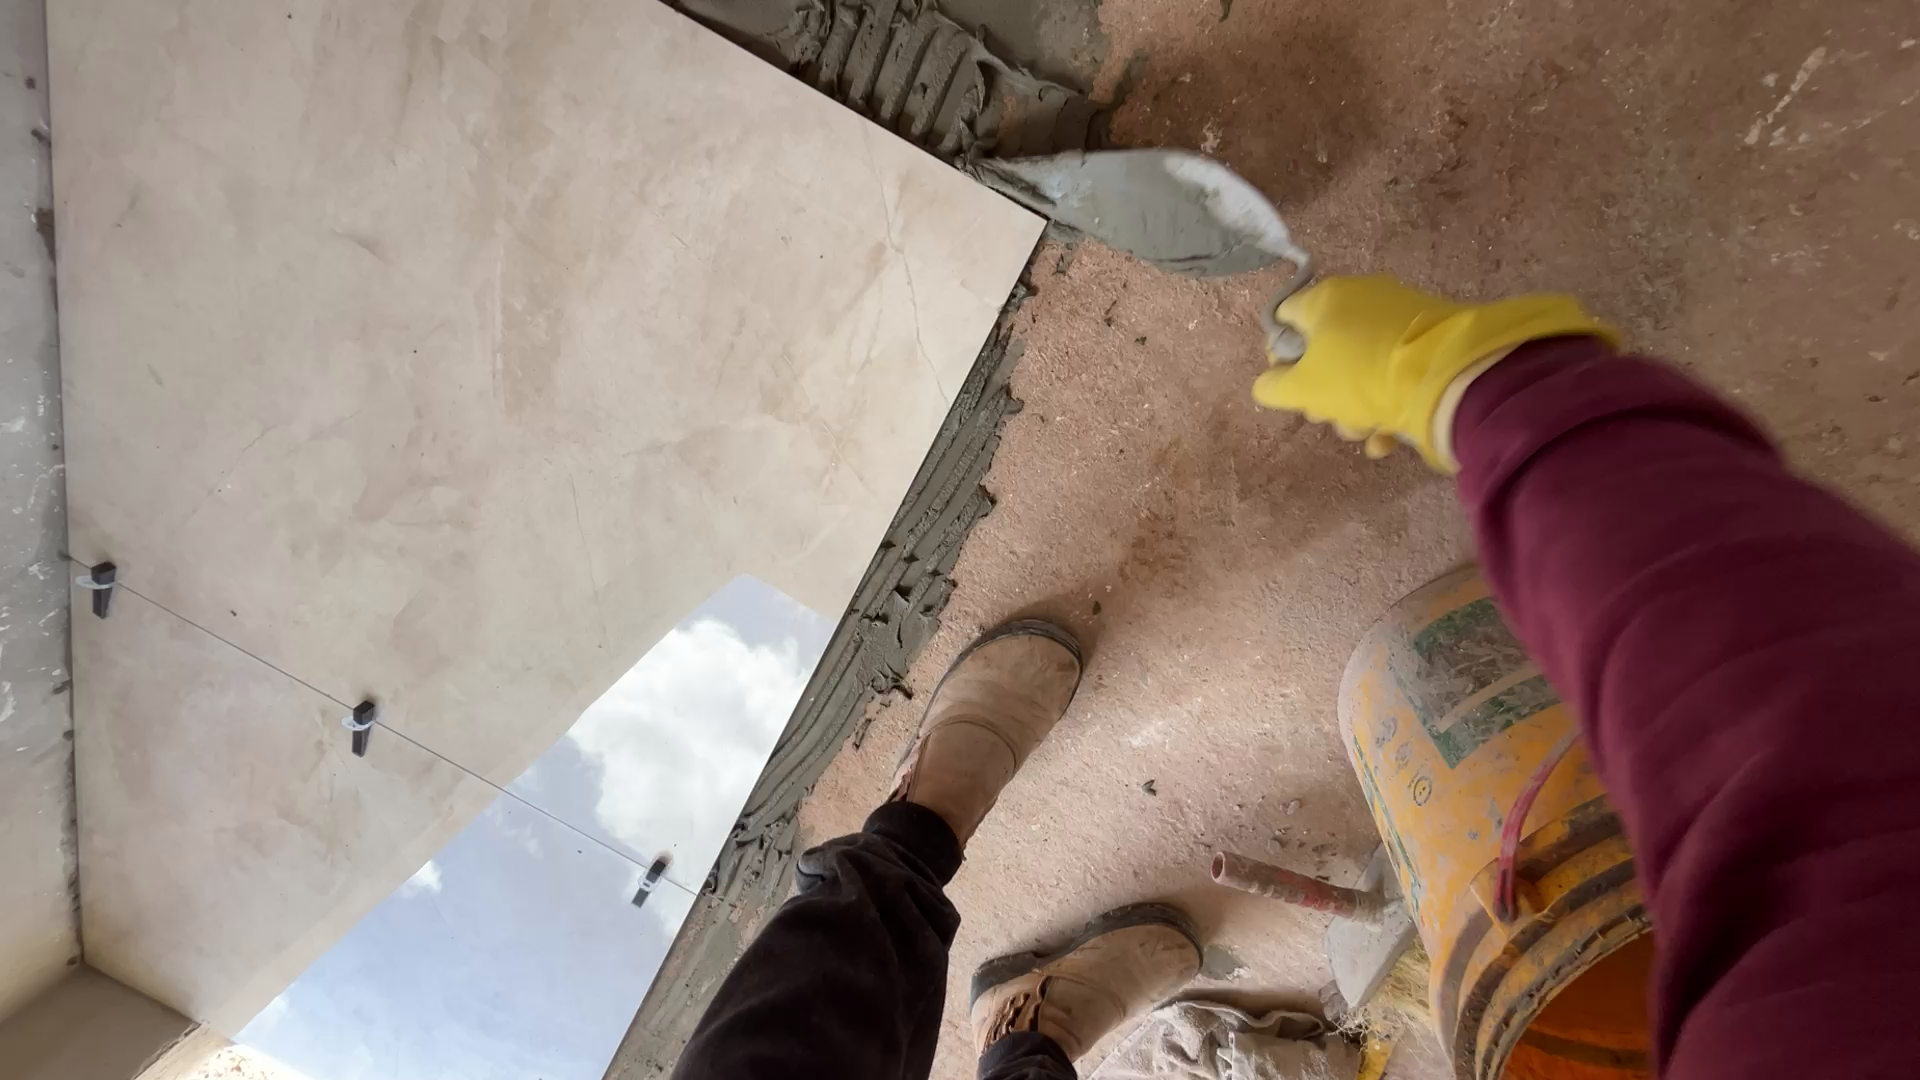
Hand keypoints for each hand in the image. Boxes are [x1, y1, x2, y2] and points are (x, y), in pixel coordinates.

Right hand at [1251, 276, 1617, 470]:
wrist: (1450, 378)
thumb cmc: (1359, 376)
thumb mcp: (1300, 388)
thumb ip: (1271, 386)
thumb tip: (1270, 382)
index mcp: (1325, 298)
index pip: (1283, 318)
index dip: (1279, 354)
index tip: (1285, 383)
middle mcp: (1362, 299)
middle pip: (1322, 350)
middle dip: (1319, 390)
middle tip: (1324, 413)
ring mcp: (1400, 319)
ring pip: (1358, 368)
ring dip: (1352, 407)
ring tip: (1363, 430)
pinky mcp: (1431, 343)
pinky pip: (1393, 374)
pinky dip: (1386, 406)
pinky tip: (1386, 438)